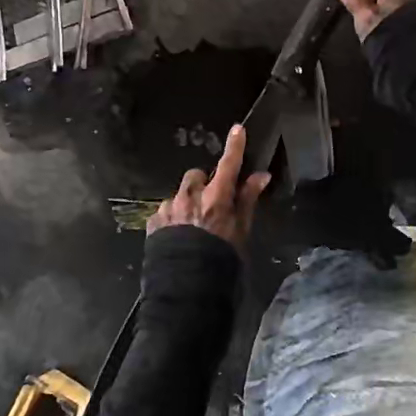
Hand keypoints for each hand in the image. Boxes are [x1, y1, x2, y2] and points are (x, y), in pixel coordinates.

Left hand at [147, 123, 271, 251]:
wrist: (186, 286)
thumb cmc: (221, 258)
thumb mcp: (241, 231)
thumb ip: (248, 199)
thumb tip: (261, 175)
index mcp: (216, 198)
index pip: (228, 165)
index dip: (234, 146)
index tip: (237, 128)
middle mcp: (190, 196)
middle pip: (197, 175)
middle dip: (204, 184)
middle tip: (210, 202)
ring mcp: (169, 207)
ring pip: (180, 193)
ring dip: (187, 201)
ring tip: (192, 225)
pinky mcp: (153, 221)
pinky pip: (165, 209)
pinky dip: (173, 216)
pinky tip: (178, 235)